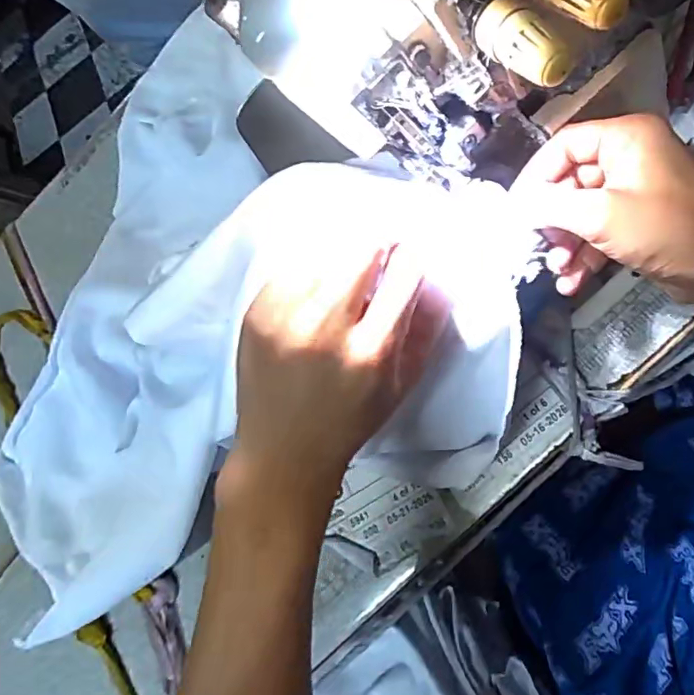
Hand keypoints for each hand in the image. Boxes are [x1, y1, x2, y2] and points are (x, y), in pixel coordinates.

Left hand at [227, 242, 449, 510]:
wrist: (281, 451)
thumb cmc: (348, 420)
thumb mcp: (400, 385)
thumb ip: (423, 331)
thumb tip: (436, 281)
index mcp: (370, 351)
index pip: (402, 277)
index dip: (411, 257)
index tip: (410, 253)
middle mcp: (326, 327)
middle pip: (361, 252)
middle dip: (378, 244)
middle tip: (382, 247)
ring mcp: (285, 316)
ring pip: (325, 252)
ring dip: (343, 253)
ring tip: (348, 263)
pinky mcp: (257, 311)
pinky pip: (291, 267)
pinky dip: (310, 268)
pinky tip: (315, 284)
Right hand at [513, 113, 693, 302]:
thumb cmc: (666, 231)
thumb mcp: (601, 216)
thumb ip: (552, 206)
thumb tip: (517, 206)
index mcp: (627, 138)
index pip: (565, 145)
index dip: (536, 175)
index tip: (517, 207)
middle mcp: (631, 156)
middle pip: (572, 180)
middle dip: (554, 219)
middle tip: (538, 244)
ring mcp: (637, 189)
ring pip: (584, 209)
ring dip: (567, 242)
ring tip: (556, 270)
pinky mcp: (641, 219)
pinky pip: (602, 228)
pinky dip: (586, 252)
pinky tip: (571, 281)